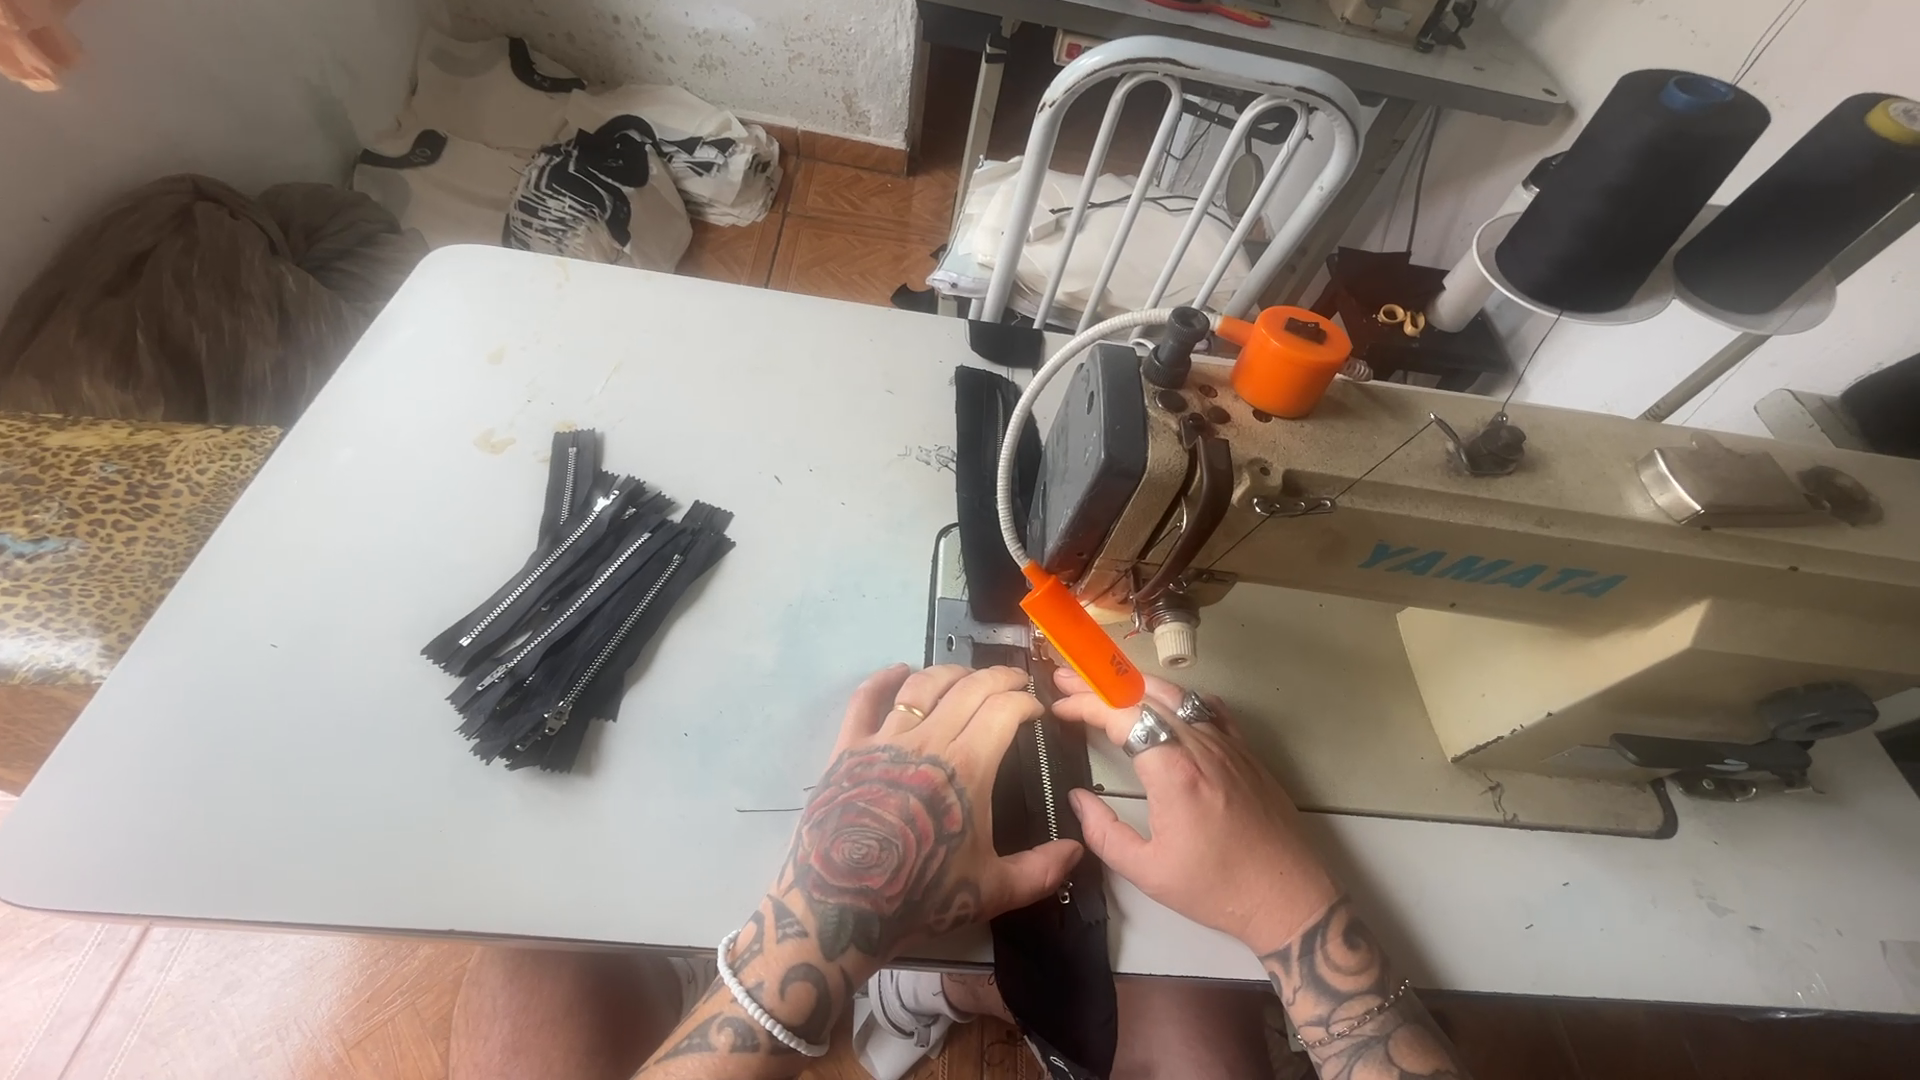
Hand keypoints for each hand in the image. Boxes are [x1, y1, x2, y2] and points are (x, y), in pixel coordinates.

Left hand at [774, 663, 1084, 966]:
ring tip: (966, 677)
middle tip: (1014, 681)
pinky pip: (865, 700)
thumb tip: (1078, 851)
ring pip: (923, 685)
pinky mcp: (848, 747)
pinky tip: (898, 672)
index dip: (1026, 701)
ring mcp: (885, 739)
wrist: (840, 906)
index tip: (1036, 709)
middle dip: (999, 677)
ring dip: (951, 672)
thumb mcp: (990, 889)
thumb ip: (1040, 869)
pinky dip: (883, 679)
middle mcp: (928, 739)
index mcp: (967, 766)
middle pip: (969, 687)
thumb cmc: (919, 894)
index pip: (1004, 709)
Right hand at [1051, 669, 1338, 954]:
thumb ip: (1103, 832)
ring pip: (1175, 693)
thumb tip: (1077, 798)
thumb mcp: (1147, 871)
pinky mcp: (1245, 750)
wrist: (1290, 899)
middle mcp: (1200, 744)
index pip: (1120, 715)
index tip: (1059, 706)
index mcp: (1173, 770)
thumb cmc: (1217, 889)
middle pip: (1142, 695)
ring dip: (1134, 684)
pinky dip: (1177, 696)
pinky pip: (1207, 708)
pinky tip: (1163, 701)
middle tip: (1067, 679)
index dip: (1084, 704)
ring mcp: (1226, 743)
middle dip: (1100, 684)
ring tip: (1105, 682)